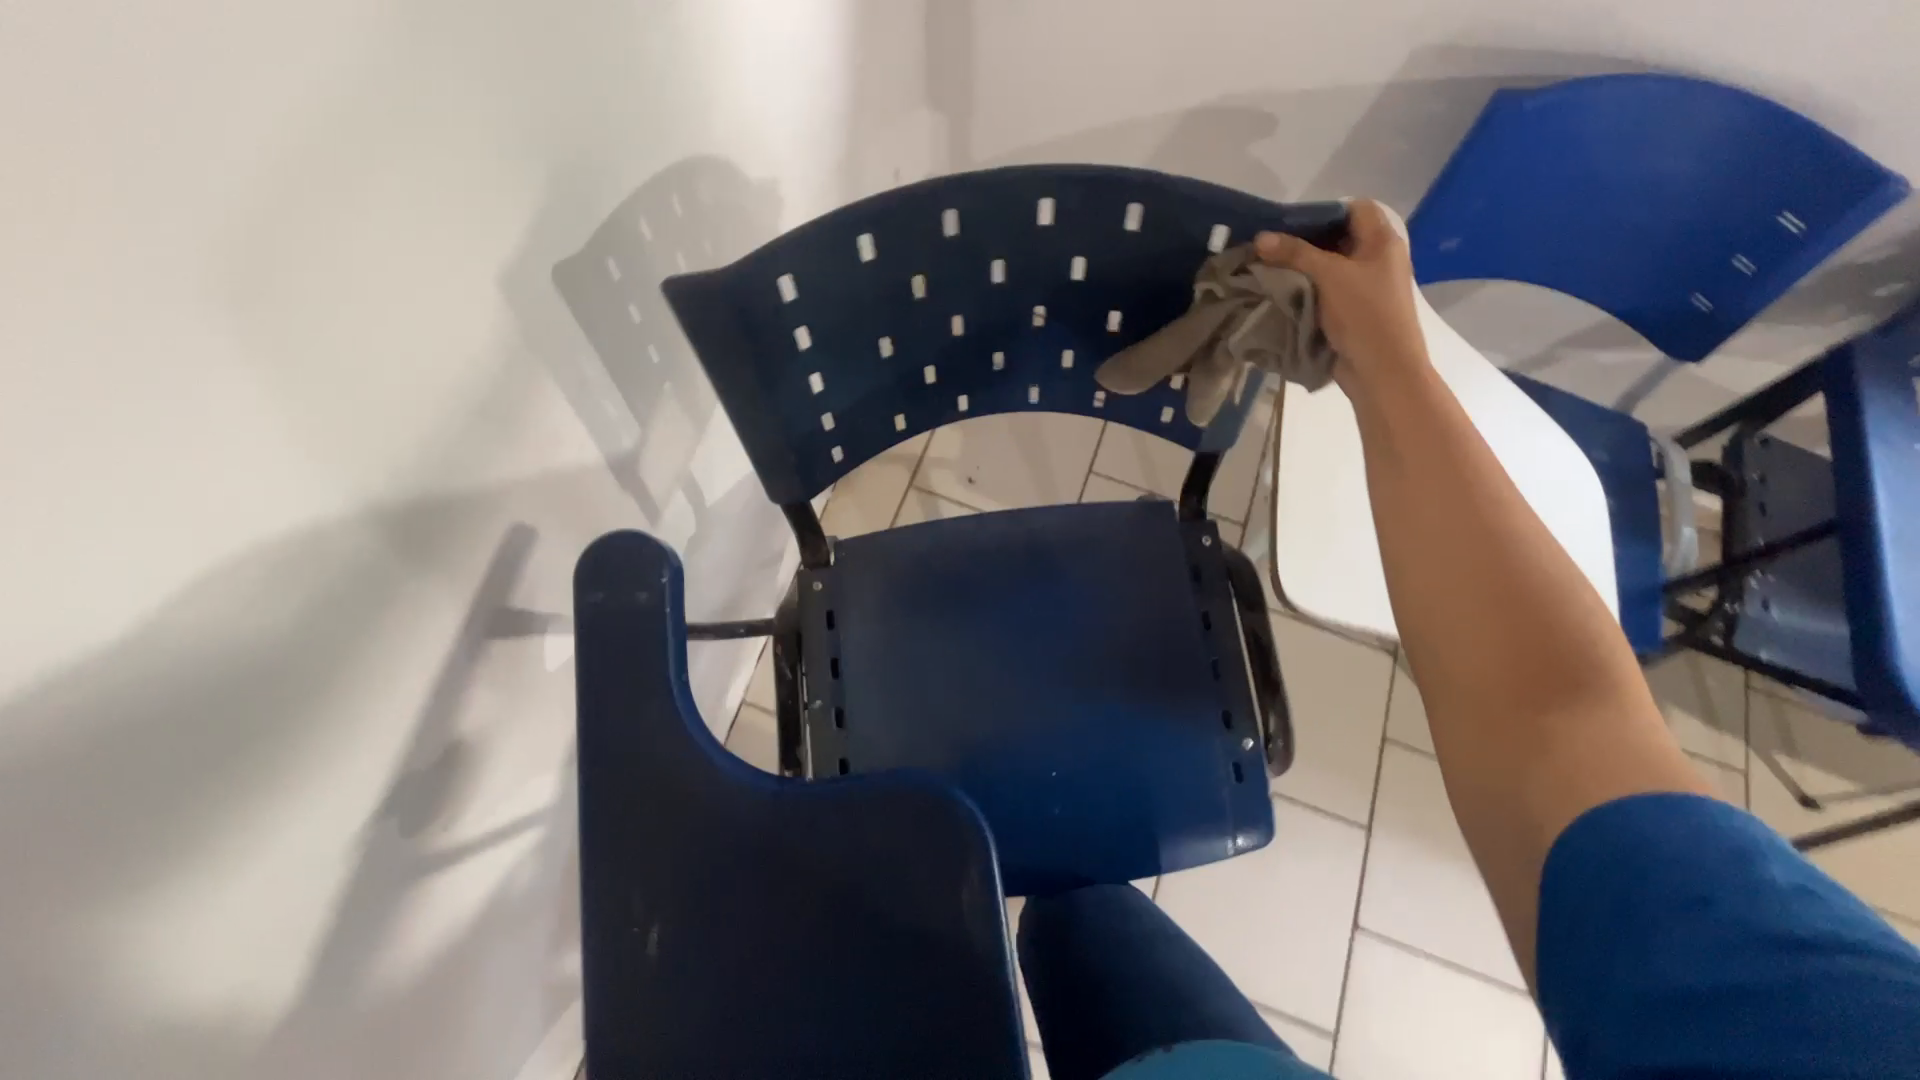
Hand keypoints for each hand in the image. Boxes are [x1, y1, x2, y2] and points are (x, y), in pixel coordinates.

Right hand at [1255, 200, 1428, 386]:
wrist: (1382, 370)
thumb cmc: (1365, 314)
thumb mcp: (1329, 276)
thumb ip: (1295, 253)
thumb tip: (1260, 237)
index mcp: (1382, 242)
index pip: (1355, 209)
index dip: (1324, 211)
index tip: (1289, 223)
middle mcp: (1377, 260)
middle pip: (1338, 239)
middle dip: (1305, 242)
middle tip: (1270, 247)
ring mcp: (1365, 288)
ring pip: (1329, 268)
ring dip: (1302, 269)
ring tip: (1268, 269)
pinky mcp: (1352, 312)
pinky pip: (1326, 293)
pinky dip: (1305, 291)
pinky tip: (1280, 294)